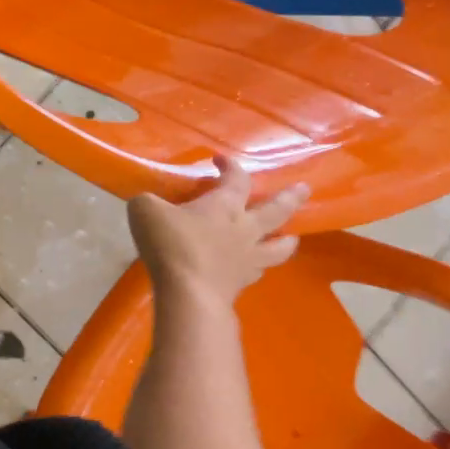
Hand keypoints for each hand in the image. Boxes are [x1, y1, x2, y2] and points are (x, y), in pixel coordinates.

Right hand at [128, 157, 307, 309]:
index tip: (221, 158)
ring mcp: (249, 256)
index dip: (231, 166)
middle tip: (304, 188)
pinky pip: (260, 268)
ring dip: (288, 237)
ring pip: (280, 245)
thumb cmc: (169, 242)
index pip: (236, 180)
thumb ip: (149, 200)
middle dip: (290, 197)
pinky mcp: (244, 280)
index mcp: (223, 206)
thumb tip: (153, 201)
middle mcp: (244, 228)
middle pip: (276, 211)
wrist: (189, 289)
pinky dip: (261, 262)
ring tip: (291, 234)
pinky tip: (255, 263)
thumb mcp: (144, 209)